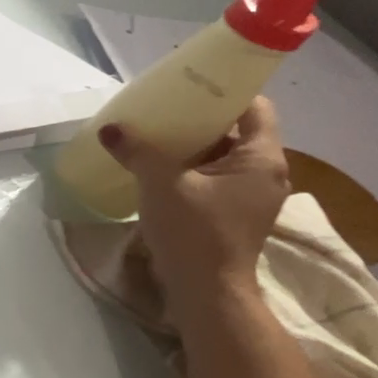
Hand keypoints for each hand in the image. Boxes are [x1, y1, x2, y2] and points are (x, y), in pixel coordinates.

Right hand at [99, 96, 289, 314]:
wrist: (206, 291)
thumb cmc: (194, 232)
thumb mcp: (161, 185)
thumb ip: (138, 151)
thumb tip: (111, 128)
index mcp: (262, 159)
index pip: (255, 108)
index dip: (225, 93)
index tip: (190, 86)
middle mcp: (267, 173)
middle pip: (236, 131)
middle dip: (200, 119)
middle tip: (161, 109)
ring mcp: (251, 196)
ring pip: (222, 156)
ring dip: (191, 145)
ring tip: (153, 136)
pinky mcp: (233, 213)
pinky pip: (214, 177)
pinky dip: (190, 168)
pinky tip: (157, 168)